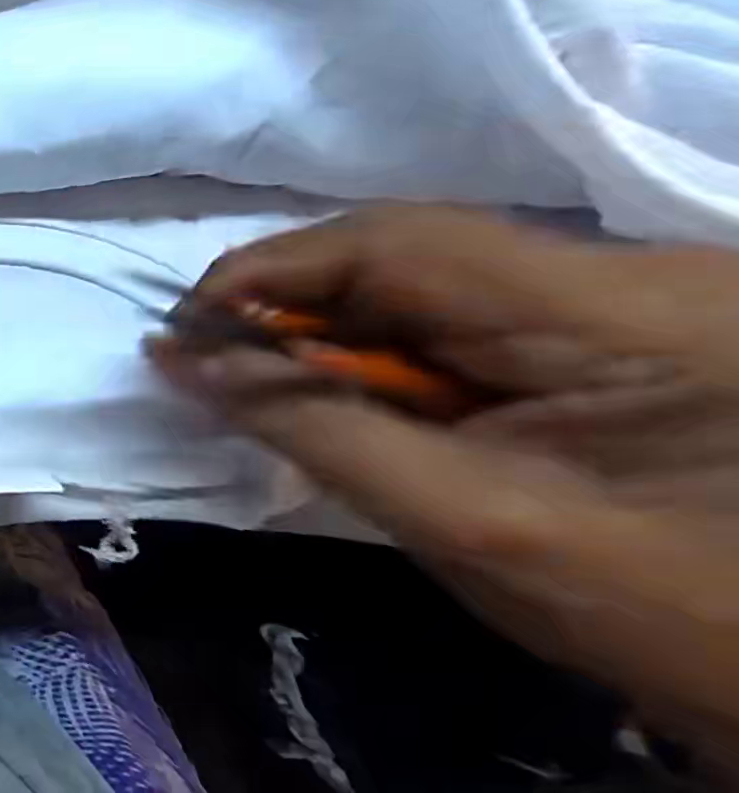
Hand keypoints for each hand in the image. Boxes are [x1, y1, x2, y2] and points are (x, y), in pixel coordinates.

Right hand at [149, 207, 738, 769]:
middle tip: (214, 353)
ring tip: (271, 373)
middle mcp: (630, 270)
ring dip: (326, 322)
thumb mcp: (468, 524)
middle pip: (397, 246)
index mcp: (622, 311)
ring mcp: (629, 291)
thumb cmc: (683, 621)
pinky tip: (358, 383)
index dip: (266, 272)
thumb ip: (313, 428)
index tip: (186, 326)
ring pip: (417, 272)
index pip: (392, 244)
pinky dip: (377, 340)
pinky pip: (451, 304)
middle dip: (286, 298)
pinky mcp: (615, 322)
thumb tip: (183, 358)